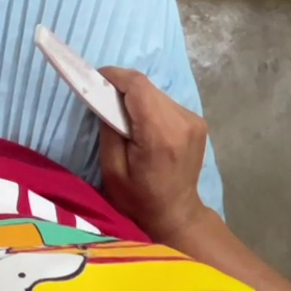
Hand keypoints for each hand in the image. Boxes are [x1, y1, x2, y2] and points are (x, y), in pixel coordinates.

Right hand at [97, 66, 212, 243]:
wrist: (176, 215)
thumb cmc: (138, 198)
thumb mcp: (112, 169)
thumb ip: (108, 128)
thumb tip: (104, 98)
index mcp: (160, 134)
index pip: (137, 86)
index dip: (114, 75)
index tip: (94, 78)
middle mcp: (182, 122)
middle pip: (146, 86)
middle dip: (121, 86)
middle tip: (102, 97)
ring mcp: (193, 120)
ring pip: (155, 91)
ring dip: (135, 96)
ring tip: (121, 112)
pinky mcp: (196, 122)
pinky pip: (164, 101)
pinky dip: (148, 104)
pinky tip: (140, 122)